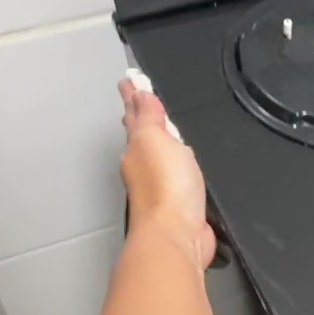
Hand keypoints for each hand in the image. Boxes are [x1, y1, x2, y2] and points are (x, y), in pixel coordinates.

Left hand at [119, 74, 215, 268]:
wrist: (177, 233)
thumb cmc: (166, 184)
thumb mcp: (155, 139)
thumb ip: (149, 117)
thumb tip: (139, 93)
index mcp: (136, 149)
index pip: (134, 116)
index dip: (133, 97)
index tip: (128, 81)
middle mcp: (143, 167)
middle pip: (142, 137)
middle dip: (141, 119)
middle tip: (140, 102)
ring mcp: (160, 188)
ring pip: (158, 156)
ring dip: (161, 143)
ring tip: (167, 131)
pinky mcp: (179, 205)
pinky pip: (177, 176)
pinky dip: (179, 166)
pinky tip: (185, 166)